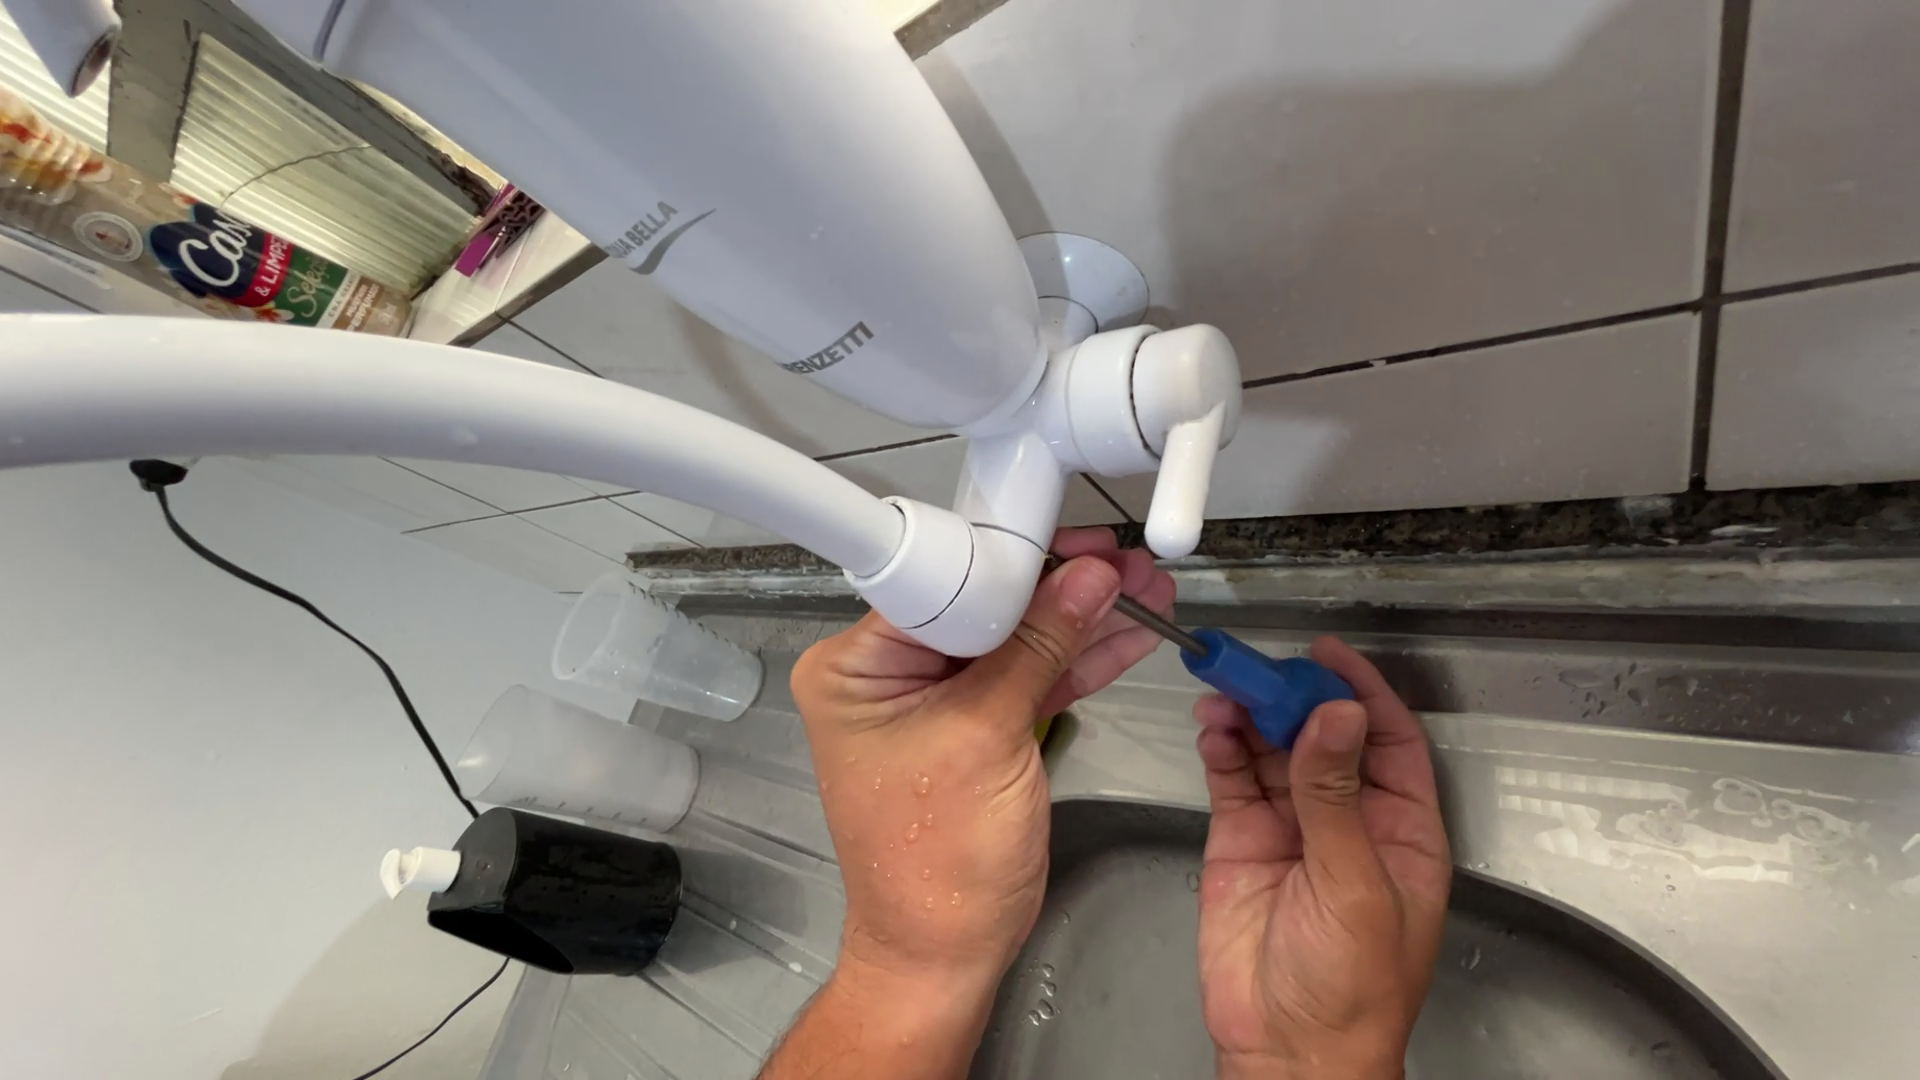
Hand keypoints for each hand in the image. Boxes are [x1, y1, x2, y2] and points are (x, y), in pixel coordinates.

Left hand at [792, 526, 1173, 984]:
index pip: (936, 585)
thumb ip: (1037, 650)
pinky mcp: (980, 719)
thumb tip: (1086, 579)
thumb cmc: (935, 861)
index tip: (1066, 542)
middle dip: (1057, 587)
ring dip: (1081, 619)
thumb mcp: (982, 738)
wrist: (946, 949)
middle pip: (984, 605)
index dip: (1005, 561)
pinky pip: (1031, 675)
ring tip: (1142, 587)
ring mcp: (939, 695)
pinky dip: (1079, 658)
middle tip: (1119, 561)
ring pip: (1017, 638)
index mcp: (857, 666)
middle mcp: (891, 671)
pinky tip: (1125, 633)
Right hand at [1193, 637, 1450, 1079]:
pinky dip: (1219, 748)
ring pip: (1269, 749)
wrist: (1284, 1044)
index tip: (1328, 655)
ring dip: (1248, 717)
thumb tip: (1337, 713)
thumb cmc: (1350, 981)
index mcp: (1396, 827)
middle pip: (1319, 736)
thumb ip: (1334, 795)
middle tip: (1259, 671)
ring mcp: (1287, 821)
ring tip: (1225, 694)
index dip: (1361, 693)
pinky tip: (1212, 730)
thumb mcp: (1353, 884)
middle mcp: (1342, 814)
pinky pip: (1230, 775)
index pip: (1386, 741)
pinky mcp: (1240, 832)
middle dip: (1291, 699)